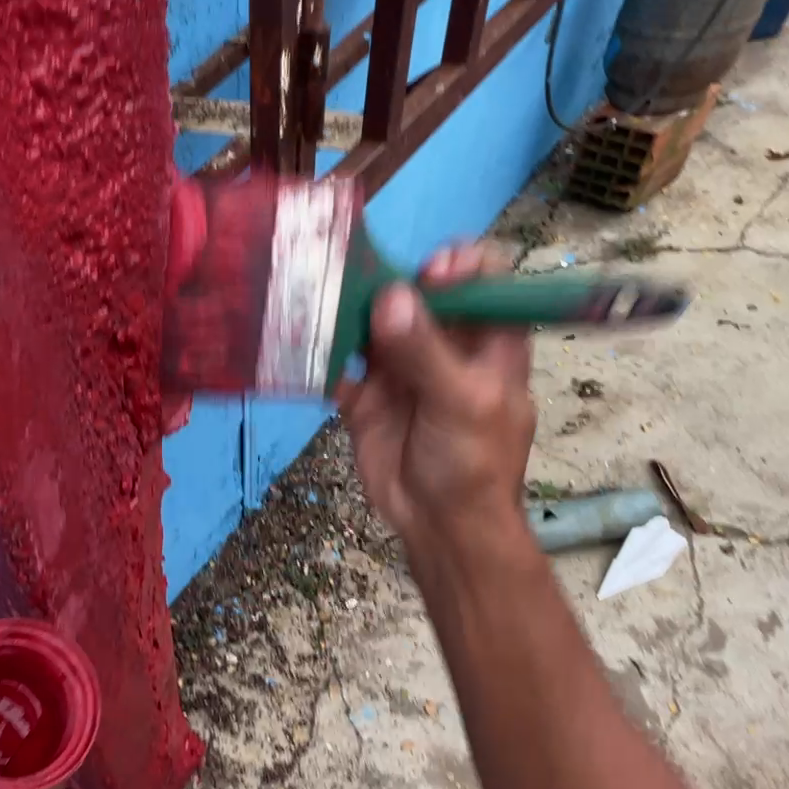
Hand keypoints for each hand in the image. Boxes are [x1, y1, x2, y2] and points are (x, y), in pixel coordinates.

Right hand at [335, 243, 536, 558]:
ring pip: (372, 327)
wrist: (439, 523)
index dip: (458, 266)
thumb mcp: (461, 401)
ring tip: (321, 304)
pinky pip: (338, 368)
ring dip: (347, 315)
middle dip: (390, 283)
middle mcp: (442, 345)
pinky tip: (302, 349)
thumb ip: (424, 350)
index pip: (480, 278)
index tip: (429, 274)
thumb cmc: (473, 461)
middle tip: (361, 286)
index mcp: (486, 338)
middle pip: (416, 295)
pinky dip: (320, 358)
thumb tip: (389, 297)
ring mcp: (399, 371)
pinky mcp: (363, 397)